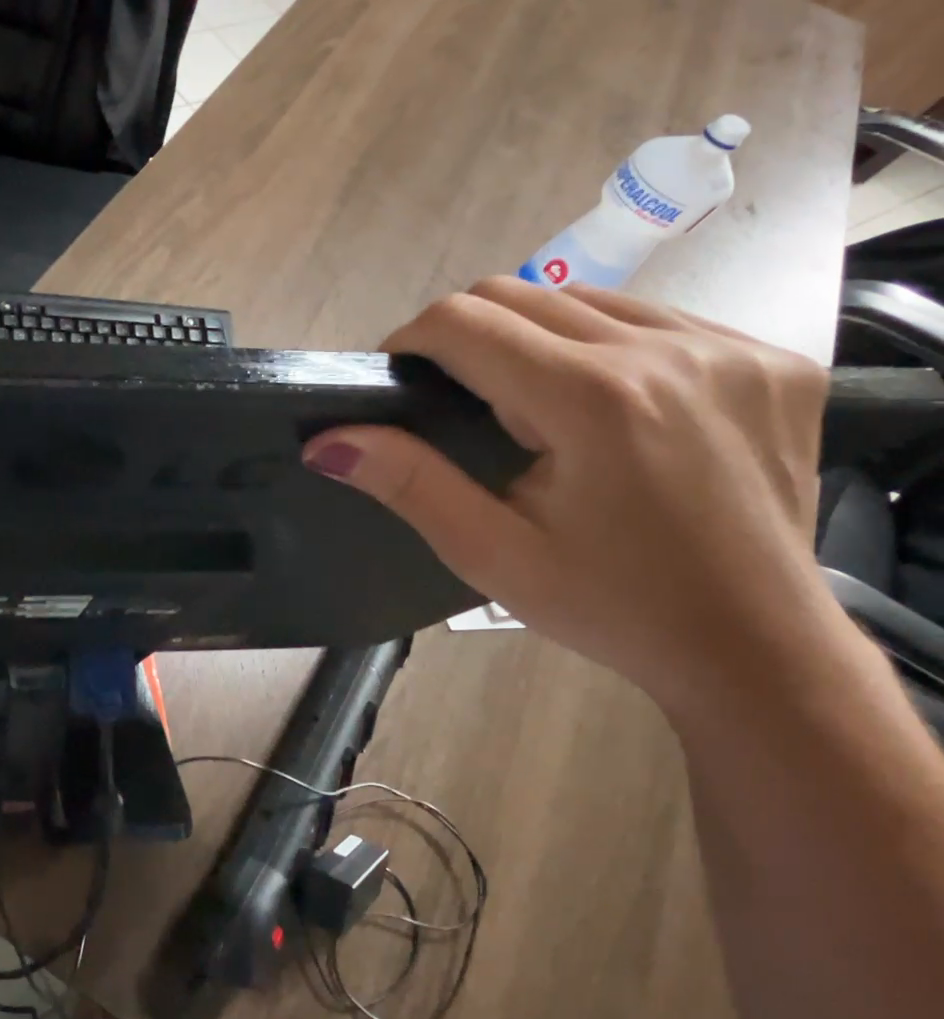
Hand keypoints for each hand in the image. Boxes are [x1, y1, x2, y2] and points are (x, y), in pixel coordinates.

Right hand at [303, 277, 831, 707]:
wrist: (753, 645)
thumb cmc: (609, 606)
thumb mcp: (490, 553)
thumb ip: (408, 482)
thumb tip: (326, 440)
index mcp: (591, 401)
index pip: (466, 320)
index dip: (411, 341)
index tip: (398, 381)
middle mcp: (667, 352)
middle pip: (520, 293)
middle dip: (464, 335)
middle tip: (454, 401)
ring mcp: (731, 348)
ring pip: (587, 297)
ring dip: (533, 335)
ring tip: (527, 405)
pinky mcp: (772, 359)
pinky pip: (656, 317)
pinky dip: (604, 343)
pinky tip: (602, 403)